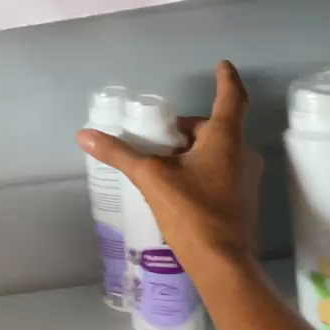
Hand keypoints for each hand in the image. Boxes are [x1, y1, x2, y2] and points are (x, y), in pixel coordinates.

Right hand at [77, 61, 263, 278]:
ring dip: (189, 149)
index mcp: (225, 140)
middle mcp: (242, 154)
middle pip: (213, 128)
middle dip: (185, 127)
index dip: (226, 80)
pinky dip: (196, 167)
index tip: (223, 65)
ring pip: (215, 150)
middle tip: (156, 134)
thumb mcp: (150, 178)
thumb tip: (84, 135)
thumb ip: (119, 153)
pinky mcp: (240, 199)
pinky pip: (218, 170)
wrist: (223, 264)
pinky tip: (172, 185)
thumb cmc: (192, 212)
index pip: (231, 99)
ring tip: (158, 161)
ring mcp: (245, 178)